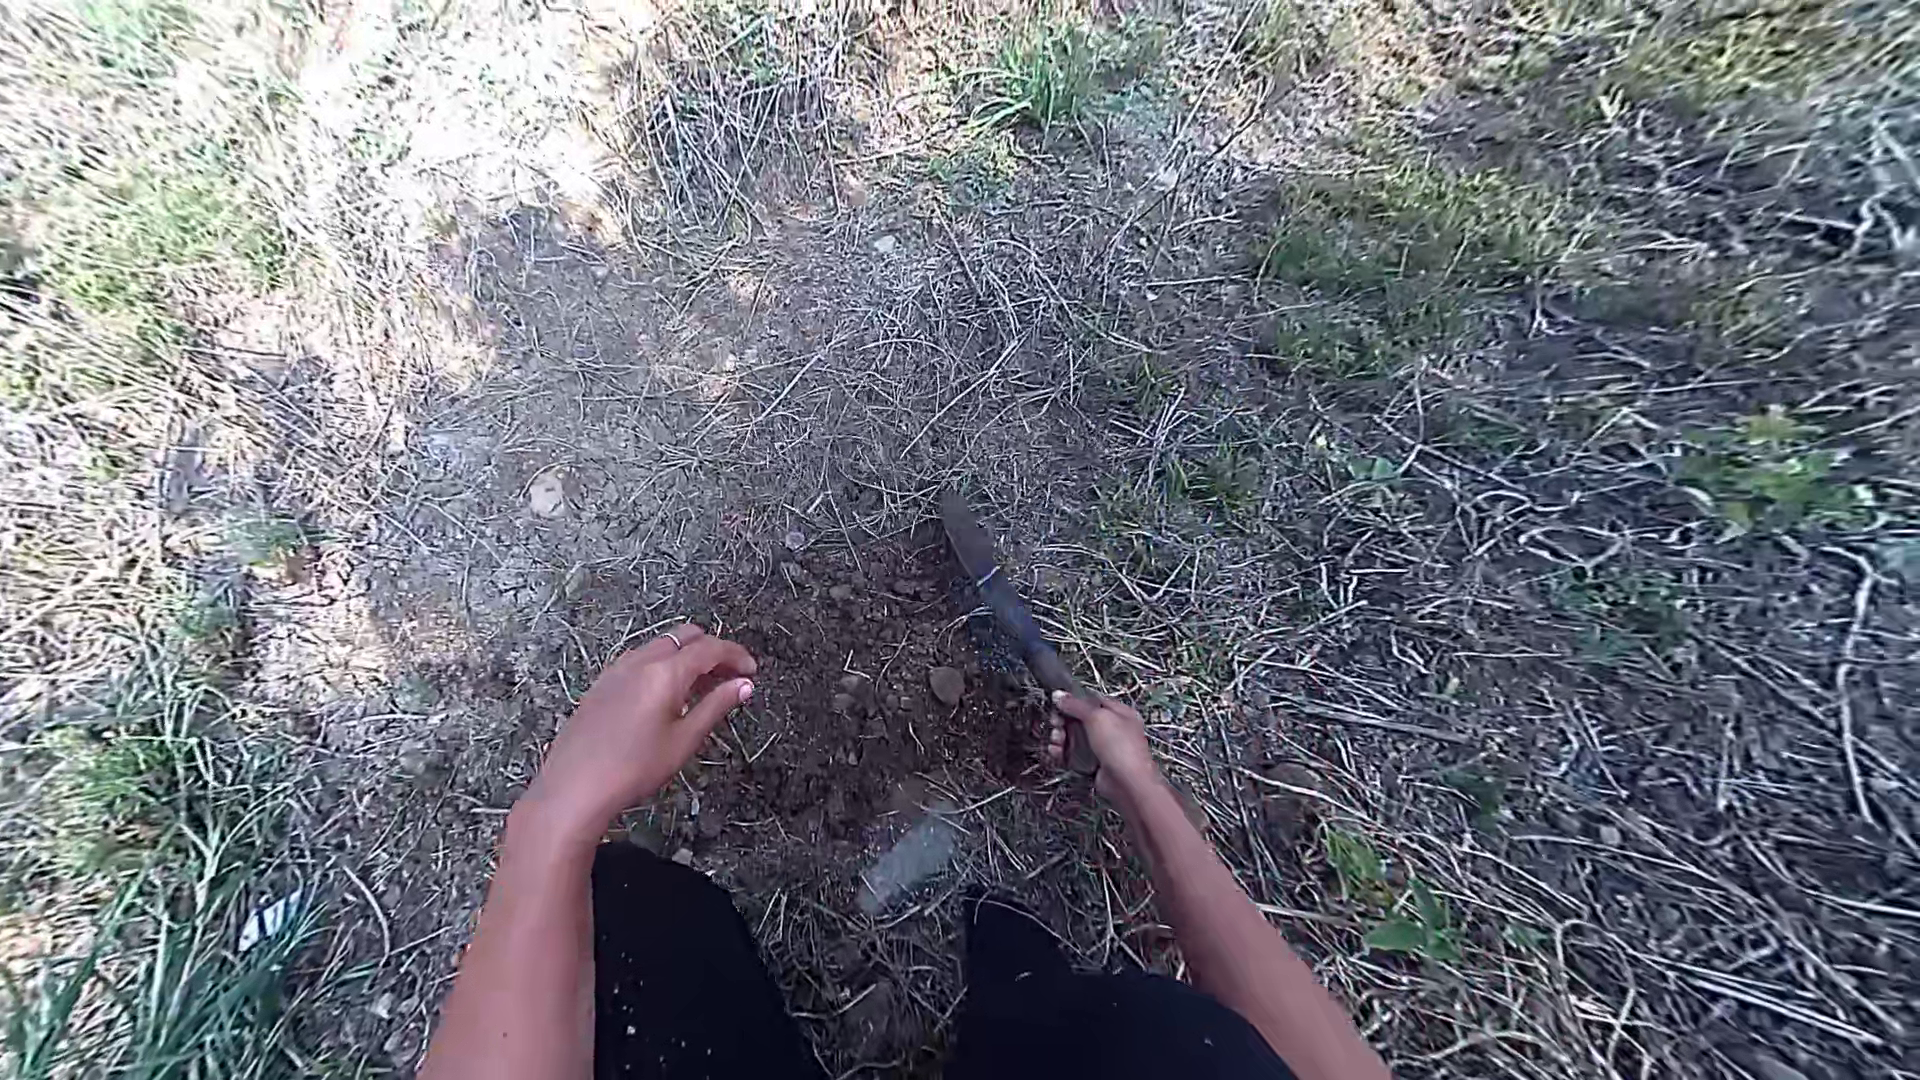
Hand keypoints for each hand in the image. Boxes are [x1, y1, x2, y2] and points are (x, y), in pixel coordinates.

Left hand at [514, 624, 755, 846]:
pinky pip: (643, 658)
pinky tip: (669, 694)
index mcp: (665, 673)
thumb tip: (743, 685)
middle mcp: (641, 662)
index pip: (711, 648)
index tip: (751, 671)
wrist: (571, 792)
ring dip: (689, 655)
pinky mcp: (603, 683)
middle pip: (687, 636)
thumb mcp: (685, 739)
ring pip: (664, 644)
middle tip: (730, 676)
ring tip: (704, 687)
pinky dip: (665, 663)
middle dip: (714, 650)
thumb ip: (717, 705)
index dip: (737, 655)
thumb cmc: (633, 769)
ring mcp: (618, 670)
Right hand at [1046, 691, 1161, 799]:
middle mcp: (1112, 729)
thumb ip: (1075, 705)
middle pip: (1080, 719)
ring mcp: (1104, 748)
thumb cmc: (1121, 747)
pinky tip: (1056, 751)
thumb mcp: (1097, 717)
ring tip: (1056, 739)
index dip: (1074, 701)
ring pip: (1076, 737)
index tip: (1058, 703)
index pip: (1092, 700)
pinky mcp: (1095, 764)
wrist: (1128, 784)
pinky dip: (1064, 752)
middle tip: (1055, 722)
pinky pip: (1075, 754)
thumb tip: (1059, 695)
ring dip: (1061, 736)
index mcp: (1119, 712)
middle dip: (1064, 720)